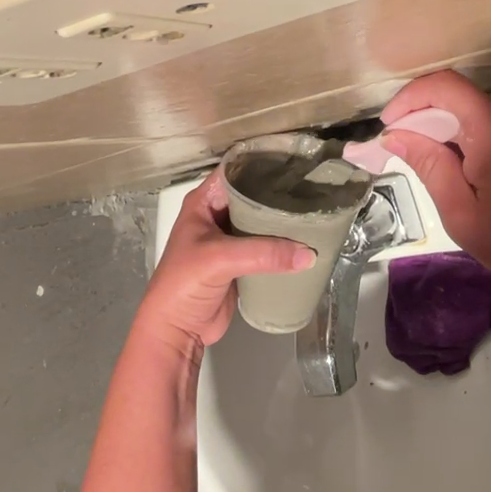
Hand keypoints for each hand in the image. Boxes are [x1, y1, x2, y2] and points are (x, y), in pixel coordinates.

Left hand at [136, 169, 314, 356]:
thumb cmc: (185, 283)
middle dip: (278, 192)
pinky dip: (282, 243)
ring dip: (281, 219)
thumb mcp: (221, 259)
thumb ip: (265, 253)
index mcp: (204, 201)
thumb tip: (309, 254)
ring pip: (260, 220)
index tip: (294, 160)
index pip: (235, 170)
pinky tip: (305, 237)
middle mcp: (216, 214)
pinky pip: (265, 245)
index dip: (261, 163)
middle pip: (251, 194)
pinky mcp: (240, 261)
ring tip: (314, 208)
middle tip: (312, 185)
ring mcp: (229, 238)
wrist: (175, 331)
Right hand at [381, 70, 490, 302]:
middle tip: (404, 152)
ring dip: (452, 127)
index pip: (444, 85)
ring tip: (438, 167)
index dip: (409, 98)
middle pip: (460, 96)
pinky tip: (470, 169)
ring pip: (479, 108)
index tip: (389, 127)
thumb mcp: (462, 213)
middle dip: (426, 117)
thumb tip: (395, 135)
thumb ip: (428, 165)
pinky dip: (476, 134)